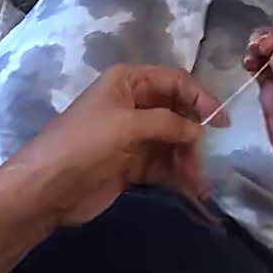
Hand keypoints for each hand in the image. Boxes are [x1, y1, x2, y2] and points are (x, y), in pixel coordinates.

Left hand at [0, 65, 224, 228]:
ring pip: (174, 141)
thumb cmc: (85, 143)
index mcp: (127, 81)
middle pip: (177, 112)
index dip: (200, 97)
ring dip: (188, 160)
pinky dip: (180, 176)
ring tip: (195, 183)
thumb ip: (167, 123)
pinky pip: (165, 164)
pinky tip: (193, 191)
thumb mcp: (127, 126)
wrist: (50, 186)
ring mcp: (132, 135)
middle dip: (193, 134)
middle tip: (202, 160)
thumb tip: (199, 128)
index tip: (222, 122)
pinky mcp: (132, 164)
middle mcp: (132, 103)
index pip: (174, 81)